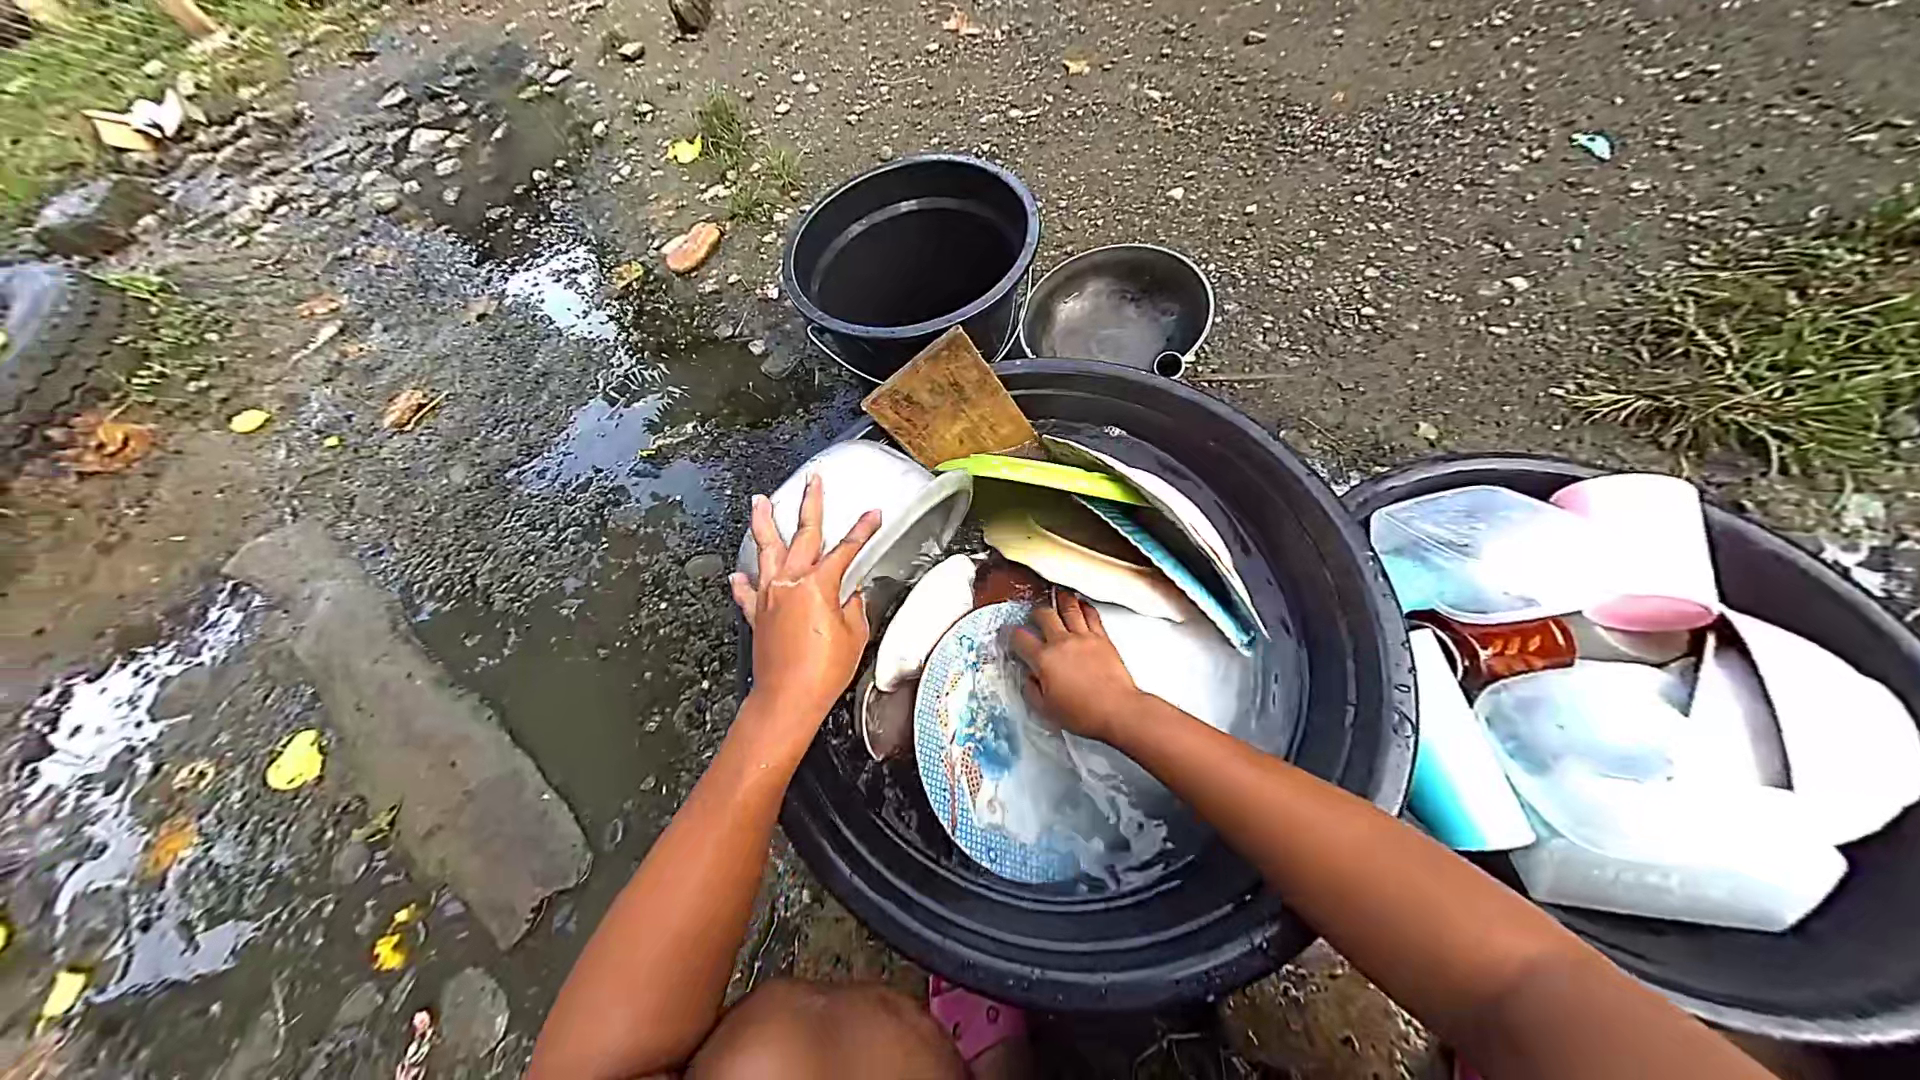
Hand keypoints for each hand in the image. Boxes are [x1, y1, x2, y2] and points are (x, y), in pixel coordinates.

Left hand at [730, 474, 880, 723]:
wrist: (787, 697)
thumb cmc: (821, 672)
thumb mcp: (854, 636)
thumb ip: (853, 608)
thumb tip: (852, 596)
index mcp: (818, 585)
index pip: (846, 549)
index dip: (863, 530)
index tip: (873, 514)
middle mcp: (790, 583)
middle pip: (802, 534)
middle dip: (811, 504)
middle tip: (813, 482)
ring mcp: (770, 596)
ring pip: (765, 549)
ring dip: (763, 522)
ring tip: (759, 502)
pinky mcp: (759, 615)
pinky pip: (748, 592)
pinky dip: (743, 581)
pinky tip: (738, 574)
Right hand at [1011, 591, 1145, 742]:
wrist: (1117, 710)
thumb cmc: (1084, 713)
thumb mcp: (1046, 709)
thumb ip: (1032, 691)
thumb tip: (1029, 679)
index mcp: (1044, 659)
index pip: (1020, 638)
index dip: (1011, 633)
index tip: (1010, 634)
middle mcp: (1062, 643)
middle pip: (1044, 614)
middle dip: (1036, 613)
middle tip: (1035, 616)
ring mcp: (1083, 638)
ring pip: (1069, 608)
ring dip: (1061, 600)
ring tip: (1058, 595)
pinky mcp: (1102, 639)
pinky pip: (1092, 615)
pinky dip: (1085, 607)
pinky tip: (1083, 605)